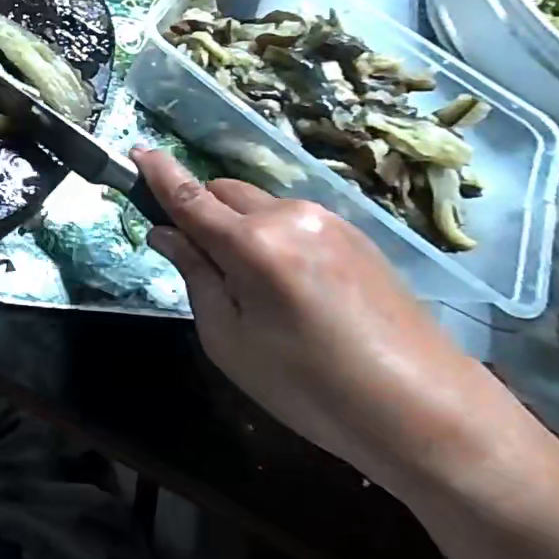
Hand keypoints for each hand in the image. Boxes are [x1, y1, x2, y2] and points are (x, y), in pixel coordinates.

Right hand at [132, 148, 483, 472]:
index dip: (159, 174)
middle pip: (226, 193)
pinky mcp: (356, 232)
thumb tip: (167, 234)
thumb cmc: (310, 387)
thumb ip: (195, 276)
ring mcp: (328, 219)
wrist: (421, 405)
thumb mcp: (231, 341)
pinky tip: (293, 287)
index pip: (190, 196)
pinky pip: (294, 220)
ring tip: (255, 288)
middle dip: (203, 213)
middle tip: (202, 262)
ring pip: (261, 206)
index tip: (137, 152)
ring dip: (241, 227)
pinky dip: (274, 236)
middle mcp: (289, 215)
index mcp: (252, 243)